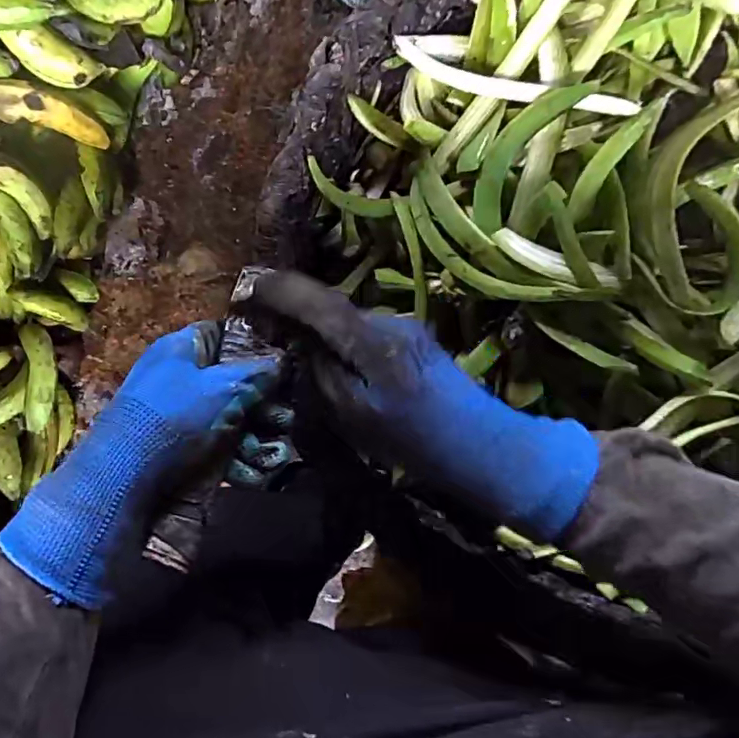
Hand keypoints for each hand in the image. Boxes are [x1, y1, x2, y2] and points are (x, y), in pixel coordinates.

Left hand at [0, 323, 276, 607]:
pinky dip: (238, 460)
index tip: (282, 364)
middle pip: (232, 381)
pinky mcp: (182, 451)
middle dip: (264, 402)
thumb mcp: (222, 388)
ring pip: (230, 418)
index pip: (220, 335)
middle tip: (286, 420)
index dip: (252, 346)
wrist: (125, 477)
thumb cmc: (175, 416)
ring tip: (276, 453)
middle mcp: (179, 378)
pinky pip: (218, 448)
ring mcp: (180, 417)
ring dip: (257, 436)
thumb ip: (257, 373)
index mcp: (181, 350)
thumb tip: (283, 358)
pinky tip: (255, 474)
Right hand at [251, 271, 598, 540]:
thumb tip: (305, 346)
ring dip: (320, 327)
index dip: (281, 291)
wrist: (489, 449)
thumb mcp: (357, 417)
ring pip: (347, 321)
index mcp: (373, 342)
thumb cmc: (419, 443)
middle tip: (263, 322)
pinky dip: (342, 340)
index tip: (249, 288)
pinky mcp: (413, 339)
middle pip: (330, 308)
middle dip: (295, 310)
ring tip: (295, 346)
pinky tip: (335, 362)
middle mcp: (389, 322)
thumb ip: (324, 374)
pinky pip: (364, 332)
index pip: (318, 303)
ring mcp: (405, 327)